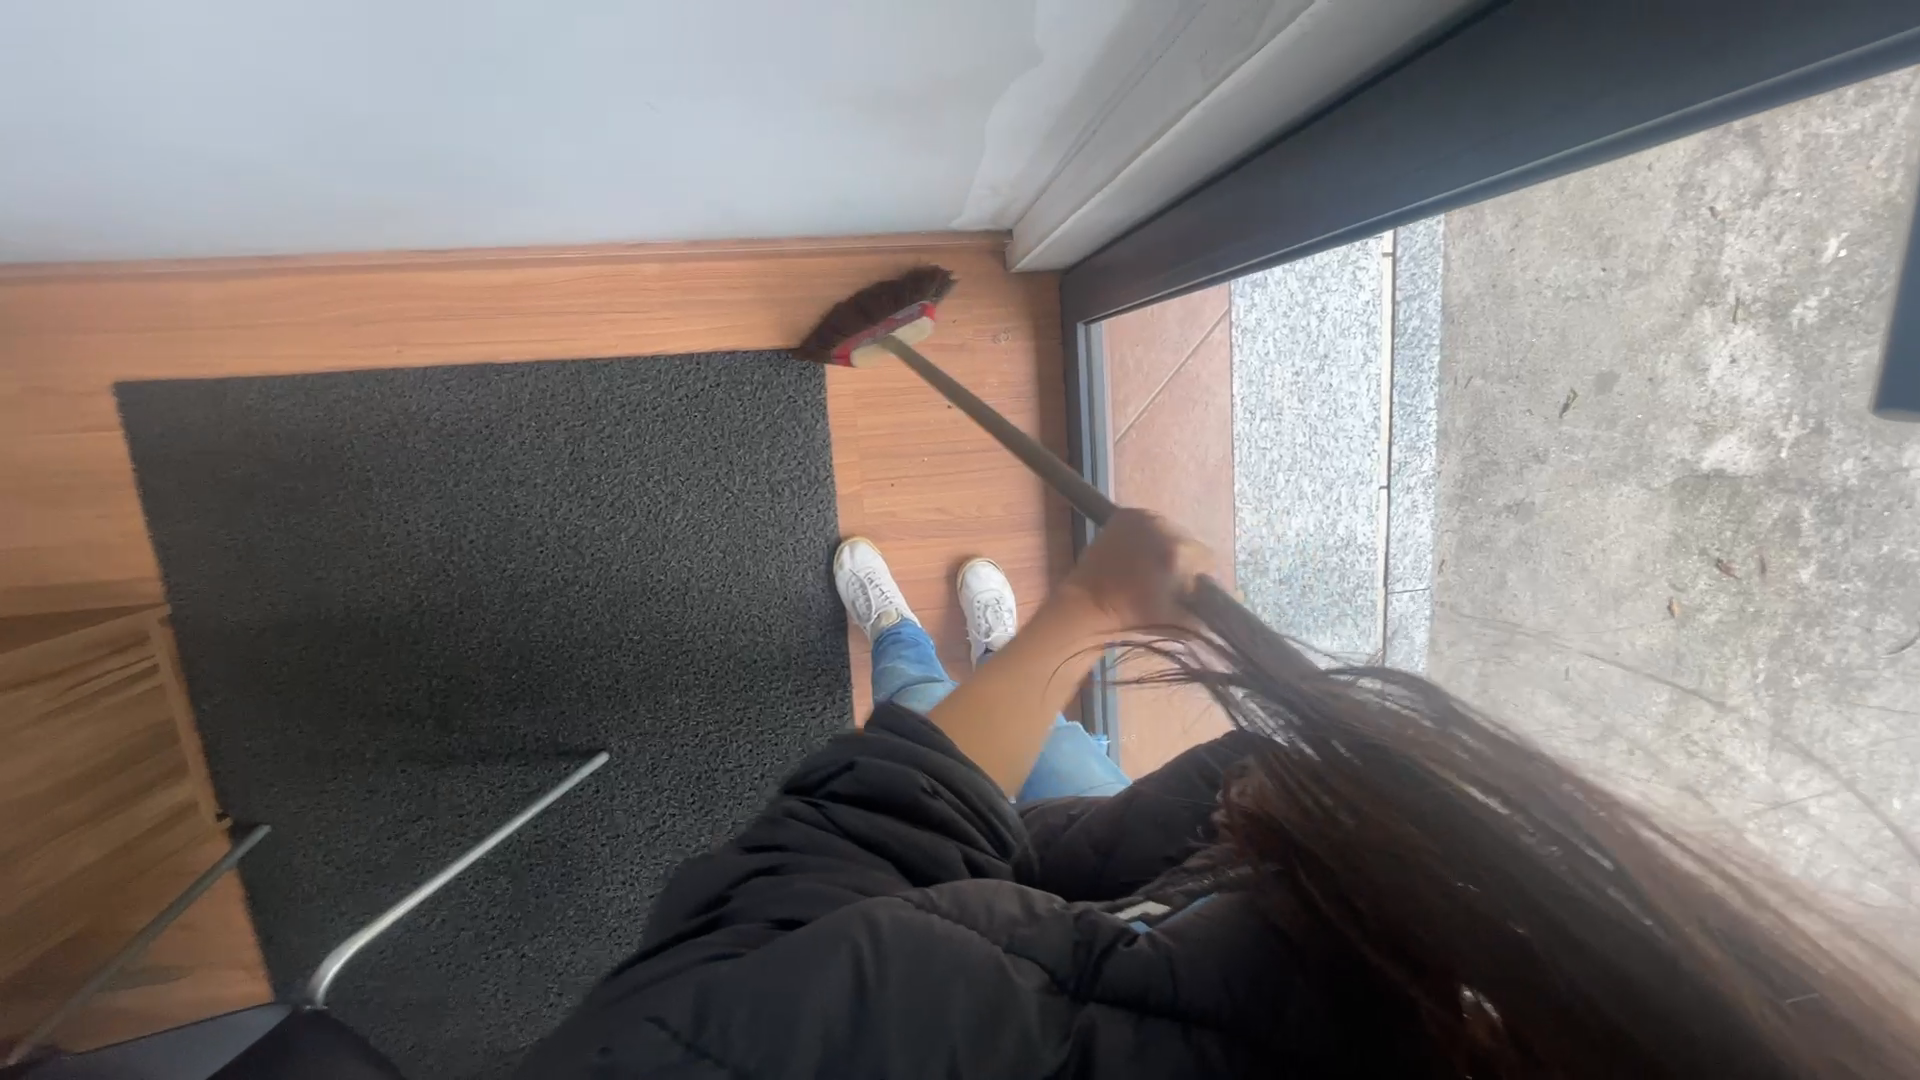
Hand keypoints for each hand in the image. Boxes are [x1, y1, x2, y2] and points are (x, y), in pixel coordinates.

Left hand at [1061, 508, 1211, 631]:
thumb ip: (1207, 610)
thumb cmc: (1133, 616)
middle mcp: (1163, 527)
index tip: (1189, 586)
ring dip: (1164, 545)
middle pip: (1187, 541)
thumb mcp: (1177, 617)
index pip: (1206, 557)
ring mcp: (1143, 517)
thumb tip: (1234, 600)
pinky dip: (1147, 534)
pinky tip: (1139, 550)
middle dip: (1181, 559)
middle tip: (1167, 577)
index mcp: (1178, 552)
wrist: (1087, 604)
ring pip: (1168, 530)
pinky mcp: (1126, 514)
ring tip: (1149, 565)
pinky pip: (1148, 521)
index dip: (1200, 574)